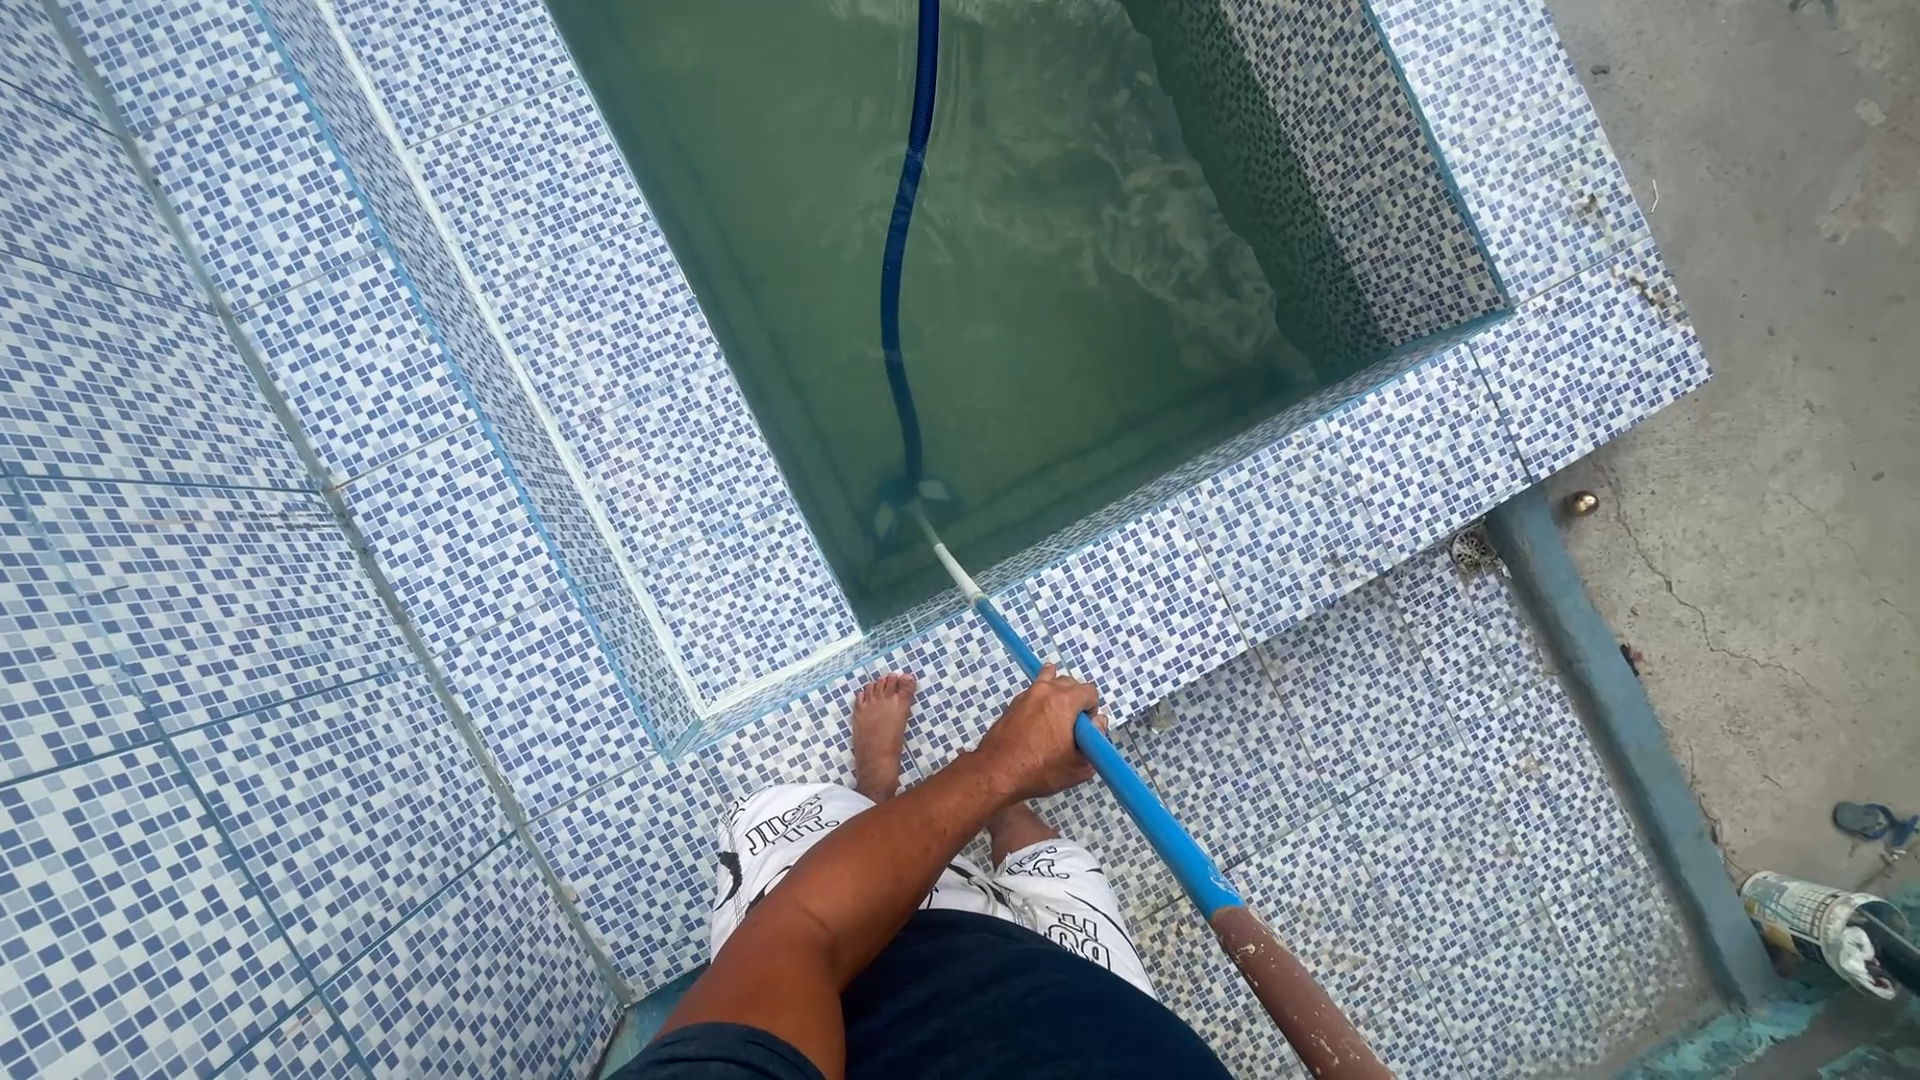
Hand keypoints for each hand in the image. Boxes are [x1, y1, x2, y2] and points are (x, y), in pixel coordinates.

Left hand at [972, 664, 1105, 802]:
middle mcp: (1045, 690)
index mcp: (1064, 701)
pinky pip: (1033, 693)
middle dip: (1076, 700)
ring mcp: (1026, 694)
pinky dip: (1040, 699)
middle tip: (1073, 726)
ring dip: (1057, 695)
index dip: (1092, 709)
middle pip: (1069, 683)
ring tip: (1057, 716)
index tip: (1086, 728)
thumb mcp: (1079, 765)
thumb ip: (1096, 740)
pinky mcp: (1013, 703)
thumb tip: (1098, 723)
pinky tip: (1039, 718)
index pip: (1089, 691)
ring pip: (1049, 682)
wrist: (997, 772)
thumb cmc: (1040, 770)